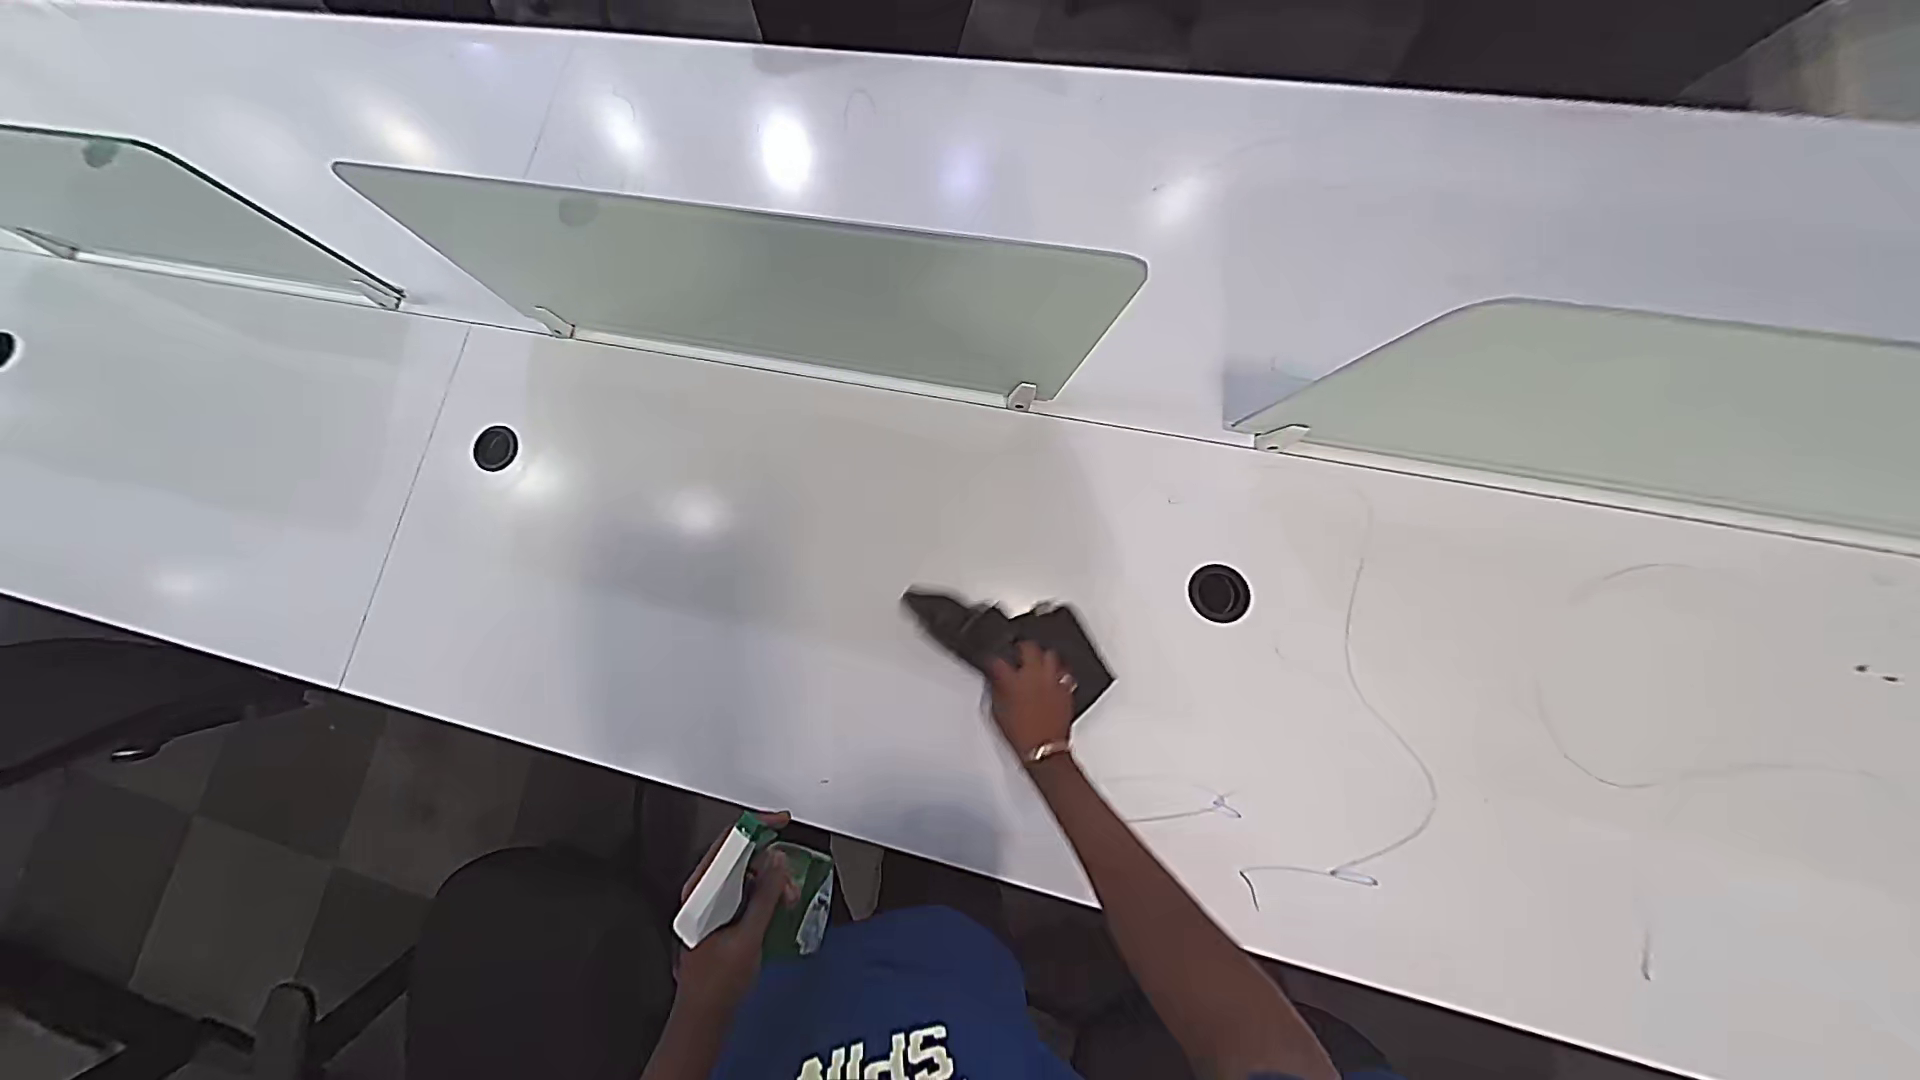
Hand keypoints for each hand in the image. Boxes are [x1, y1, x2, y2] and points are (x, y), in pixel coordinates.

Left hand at [676, 811, 798, 1012]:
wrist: (704, 1020)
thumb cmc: (717, 984)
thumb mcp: (747, 937)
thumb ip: (764, 895)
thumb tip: (777, 859)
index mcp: (700, 892)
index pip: (727, 844)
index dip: (755, 827)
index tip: (779, 821)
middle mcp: (703, 892)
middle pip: (740, 856)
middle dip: (771, 863)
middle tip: (788, 878)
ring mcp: (712, 902)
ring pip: (747, 872)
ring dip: (772, 880)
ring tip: (786, 899)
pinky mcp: (722, 913)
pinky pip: (748, 888)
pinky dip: (767, 892)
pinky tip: (779, 905)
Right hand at [986, 641, 1074, 758]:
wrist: (1044, 750)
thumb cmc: (1021, 735)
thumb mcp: (997, 712)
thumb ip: (997, 691)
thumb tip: (996, 682)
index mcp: (1012, 682)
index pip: (998, 662)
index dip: (993, 660)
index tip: (992, 661)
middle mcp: (1034, 677)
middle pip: (1029, 647)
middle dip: (1021, 646)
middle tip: (1018, 650)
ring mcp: (1052, 681)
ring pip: (1050, 655)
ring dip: (1043, 656)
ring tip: (1038, 659)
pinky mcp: (1065, 689)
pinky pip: (1065, 673)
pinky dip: (1059, 672)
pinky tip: (1053, 676)